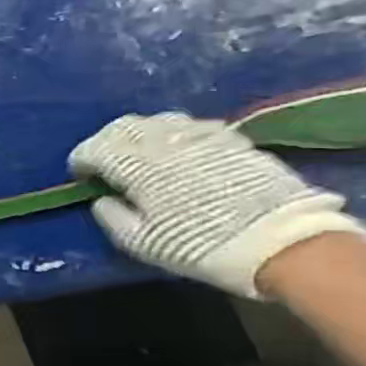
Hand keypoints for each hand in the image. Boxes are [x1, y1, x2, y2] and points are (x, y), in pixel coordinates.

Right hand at [69, 112, 365, 298]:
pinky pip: (196, 126)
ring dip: (142, 134)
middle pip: (124, 127)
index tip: (83, 178)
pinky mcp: (235, 143)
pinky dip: (179, 134)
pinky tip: (181, 150)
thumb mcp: (140, 241)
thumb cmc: (199, 244)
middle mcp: (166, 144)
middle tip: (105, 162)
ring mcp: (204, 140)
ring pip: (159, 120)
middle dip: (106, 141)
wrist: (285, 245)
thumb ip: (112, 215)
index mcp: (136, 167)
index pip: (93, 149)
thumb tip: (103, 199)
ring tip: (143, 153)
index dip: (81, 161)